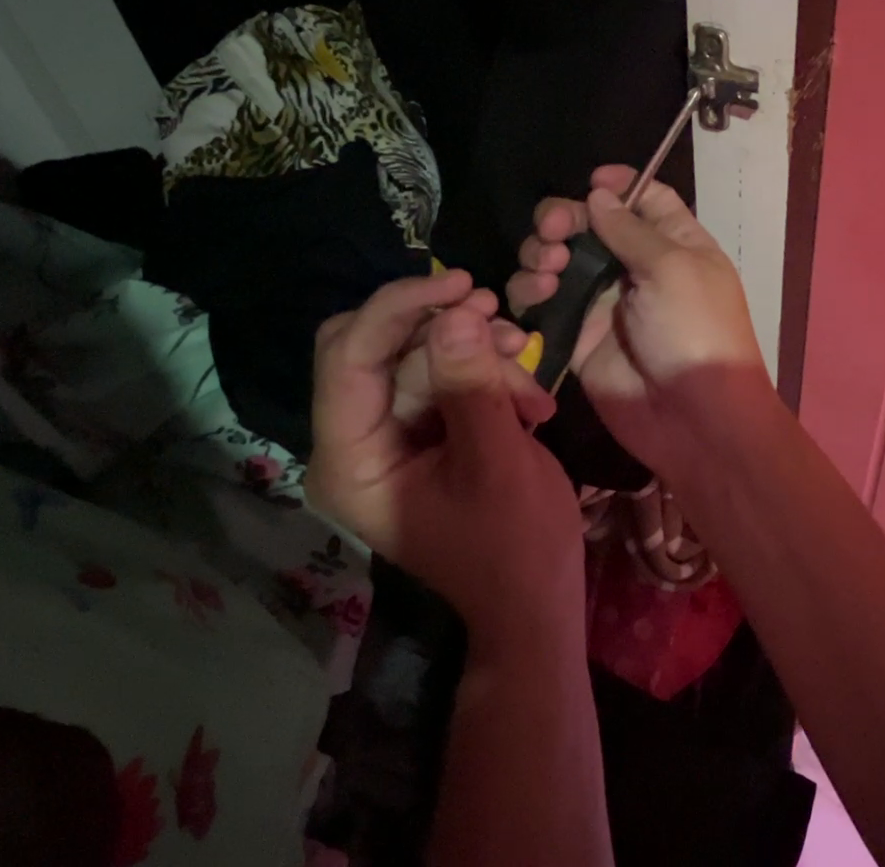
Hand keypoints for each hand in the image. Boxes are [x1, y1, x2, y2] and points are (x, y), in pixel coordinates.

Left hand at [305, 271, 583, 649]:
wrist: (537, 600)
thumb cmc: (516, 544)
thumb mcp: (498, 461)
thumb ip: (473, 387)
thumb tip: (458, 313)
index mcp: (349, 461)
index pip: (347, 357)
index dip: (397, 309)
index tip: (461, 283)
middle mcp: (355, 444)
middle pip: (382, 352)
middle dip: (447, 334)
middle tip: (506, 325)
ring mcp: (391, 442)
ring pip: (424, 362)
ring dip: (483, 360)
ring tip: (533, 383)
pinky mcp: (425, 440)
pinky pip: (448, 384)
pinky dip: (491, 382)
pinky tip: (532, 402)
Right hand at [507, 165, 767, 476]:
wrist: (693, 417)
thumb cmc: (695, 331)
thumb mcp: (674, 268)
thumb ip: (631, 230)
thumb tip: (598, 194)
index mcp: (676, 244)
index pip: (645, 200)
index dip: (618, 186)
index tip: (589, 182)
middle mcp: (637, 268)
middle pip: (589, 225)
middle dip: (564, 218)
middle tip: (555, 231)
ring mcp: (605, 304)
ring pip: (558, 262)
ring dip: (542, 254)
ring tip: (547, 269)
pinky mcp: (577, 337)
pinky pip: (544, 305)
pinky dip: (531, 293)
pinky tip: (536, 296)